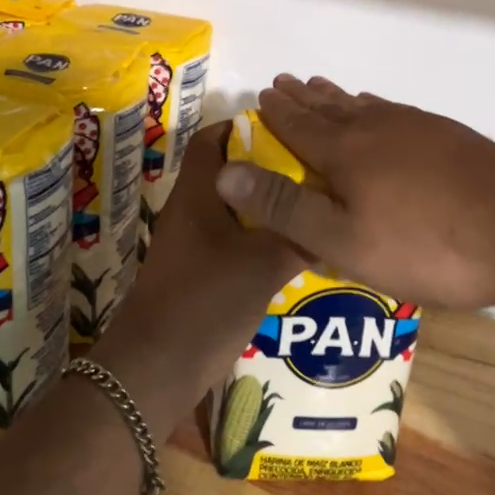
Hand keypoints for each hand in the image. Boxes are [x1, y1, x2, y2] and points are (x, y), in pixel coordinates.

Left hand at [90, 121, 305, 437]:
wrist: (158, 368)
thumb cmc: (206, 300)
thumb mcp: (263, 262)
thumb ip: (298, 233)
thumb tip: (336, 213)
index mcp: (197, 193)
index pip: (214, 138)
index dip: (246, 127)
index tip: (290, 131)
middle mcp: (191, 210)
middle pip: (230, 173)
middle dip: (269, 168)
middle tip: (314, 170)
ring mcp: (193, 244)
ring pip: (235, 210)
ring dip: (269, 207)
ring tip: (315, 207)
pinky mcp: (200, 273)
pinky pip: (234, 241)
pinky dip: (262, 239)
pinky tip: (297, 253)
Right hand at [215, 75, 494, 311]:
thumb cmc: (428, 247)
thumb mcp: (345, 241)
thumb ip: (285, 208)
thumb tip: (224, 174)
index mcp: (347, 151)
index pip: (300, 125)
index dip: (278, 113)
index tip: (262, 94)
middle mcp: (379, 128)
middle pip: (332, 108)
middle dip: (305, 98)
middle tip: (286, 82)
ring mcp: (420, 129)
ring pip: (367, 107)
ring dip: (340, 99)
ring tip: (325, 90)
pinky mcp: (453, 139)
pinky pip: (398, 113)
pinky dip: (378, 109)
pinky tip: (385, 115)